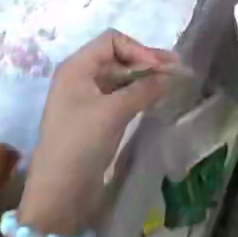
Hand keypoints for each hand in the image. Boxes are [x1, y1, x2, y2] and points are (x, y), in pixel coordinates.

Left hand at [20, 31, 178, 236]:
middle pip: (117, 58)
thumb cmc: (80, 145)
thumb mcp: (113, 113)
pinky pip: (118, 97)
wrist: (58, 195)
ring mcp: (85, 99)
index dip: (138, 49)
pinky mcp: (93, 119)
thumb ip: (143, 89)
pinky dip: (137, 95)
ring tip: (172, 85)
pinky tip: (155, 101)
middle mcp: (79, 78)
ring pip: (119, 78)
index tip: (161, 68)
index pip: (112, 41)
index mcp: (76, 67)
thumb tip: (170, 75)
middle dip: (146, 62)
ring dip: (144, 79)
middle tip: (178, 72)